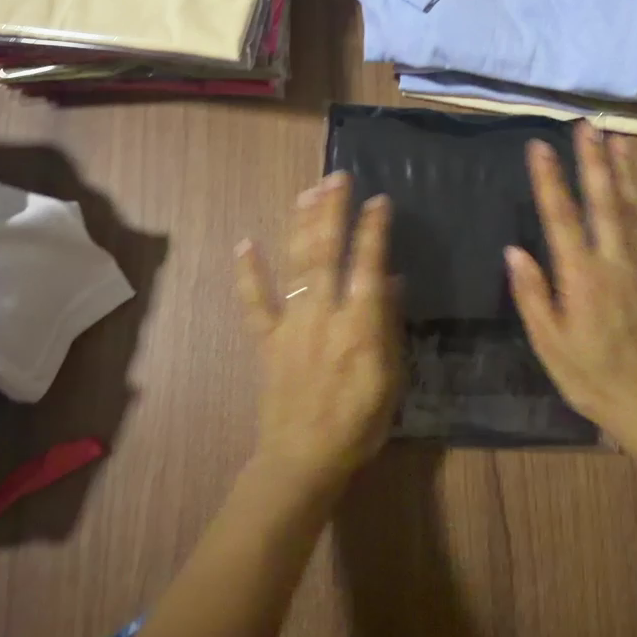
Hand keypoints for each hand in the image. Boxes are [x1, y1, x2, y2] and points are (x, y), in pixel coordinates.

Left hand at [235, 173, 402, 484]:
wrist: (303, 458)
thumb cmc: (358, 423)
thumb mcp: (391, 378)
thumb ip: (387, 326)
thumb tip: (390, 279)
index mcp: (359, 325)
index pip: (368, 264)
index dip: (373, 230)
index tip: (379, 200)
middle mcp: (323, 315)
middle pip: (326, 253)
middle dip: (332, 211)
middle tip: (336, 177)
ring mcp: (291, 325)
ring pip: (295, 265)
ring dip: (300, 226)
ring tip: (306, 192)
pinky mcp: (267, 340)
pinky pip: (255, 302)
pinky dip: (248, 272)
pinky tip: (245, 241)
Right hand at [506, 123, 636, 436]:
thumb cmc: (589, 376)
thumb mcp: (548, 343)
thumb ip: (532, 295)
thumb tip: (514, 250)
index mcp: (581, 276)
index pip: (561, 218)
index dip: (549, 180)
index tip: (539, 146)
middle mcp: (614, 262)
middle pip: (604, 203)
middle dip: (593, 162)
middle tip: (586, 127)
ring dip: (629, 174)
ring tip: (622, 141)